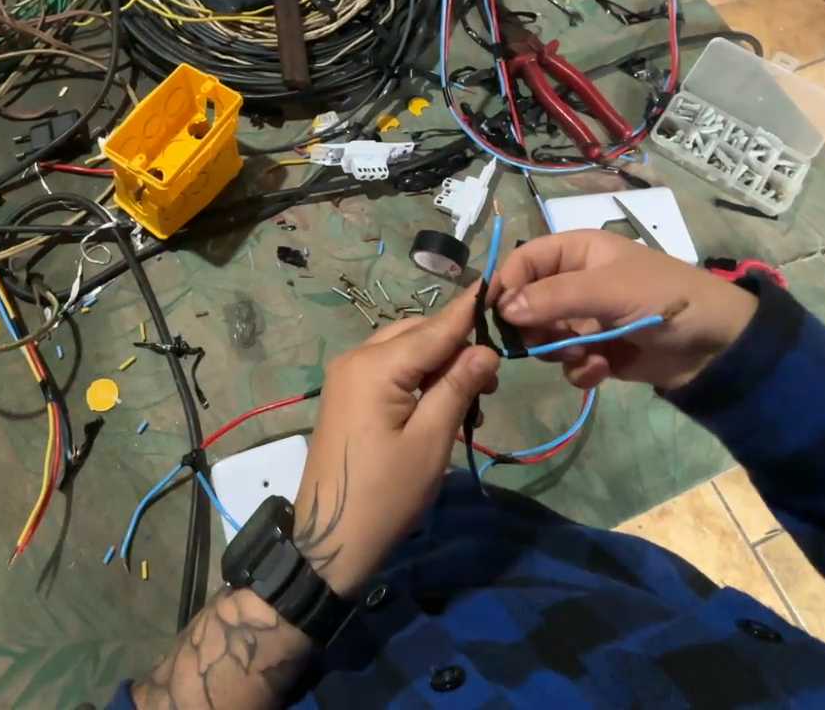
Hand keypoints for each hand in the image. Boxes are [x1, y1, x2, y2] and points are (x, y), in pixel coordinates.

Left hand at [292, 293, 497, 595]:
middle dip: (455, 345)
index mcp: (374, 365)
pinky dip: (417, 378)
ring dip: (438, 364)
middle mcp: (356, 359)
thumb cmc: (385, 493)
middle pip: (415, 334)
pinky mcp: (347, 394)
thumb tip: (483, 350)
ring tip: (474, 397)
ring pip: (402, 351)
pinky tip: (442, 402)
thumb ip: (456, 388)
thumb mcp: (430, 441)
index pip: (432, 328)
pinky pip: (388, 370)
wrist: (330, 538)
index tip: (494, 286)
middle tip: (493, 375)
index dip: (465, 311)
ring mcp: (347, 376)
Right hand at [489, 230, 758, 389]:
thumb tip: (503, 309)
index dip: (506, 284)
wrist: (722, 348)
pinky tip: (601, 371)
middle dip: (532, 327)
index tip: (495, 314)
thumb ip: (554, 298)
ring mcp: (584, 319)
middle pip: (525, 303)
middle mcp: (574, 283)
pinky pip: (567, 363)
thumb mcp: (609, 290)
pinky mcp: (596, 352)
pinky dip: (579, 370)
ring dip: (557, 352)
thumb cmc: (666, 299)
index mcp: (576, 252)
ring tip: (584, 356)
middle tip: (542, 343)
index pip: (523, 261)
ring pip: (542, 337)